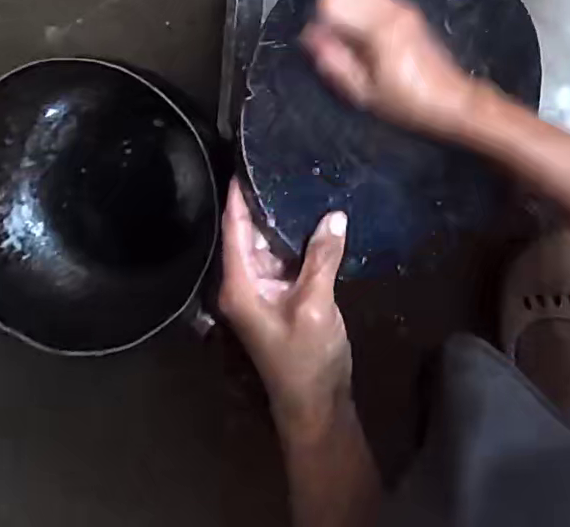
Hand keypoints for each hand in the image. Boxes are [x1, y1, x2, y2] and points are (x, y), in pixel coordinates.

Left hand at [218, 182, 352, 437]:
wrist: (317, 406)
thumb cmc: (306, 359)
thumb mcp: (315, 305)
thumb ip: (322, 258)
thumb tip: (335, 215)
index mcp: (240, 284)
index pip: (234, 228)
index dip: (237, 195)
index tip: (244, 162)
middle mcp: (246, 281)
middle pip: (250, 231)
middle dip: (262, 199)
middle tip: (279, 162)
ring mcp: (265, 288)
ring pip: (270, 242)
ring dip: (283, 217)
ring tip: (297, 179)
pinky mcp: (284, 294)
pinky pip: (287, 256)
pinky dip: (298, 237)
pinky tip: (314, 214)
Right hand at [300, 0, 480, 138]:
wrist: (453, 100)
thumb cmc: (407, 103)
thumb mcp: (364, 93)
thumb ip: (334, 61)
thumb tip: (310, 35)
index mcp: (379, 28)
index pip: (332, 1)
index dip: (320, 21)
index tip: (325, 43)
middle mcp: (391, 8)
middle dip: (331, 6)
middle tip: (335, 37)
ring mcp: (402, 4)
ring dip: (345, 3)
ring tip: (350, 35)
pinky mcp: (408, 8)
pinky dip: (359, 3)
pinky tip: (364, 32)